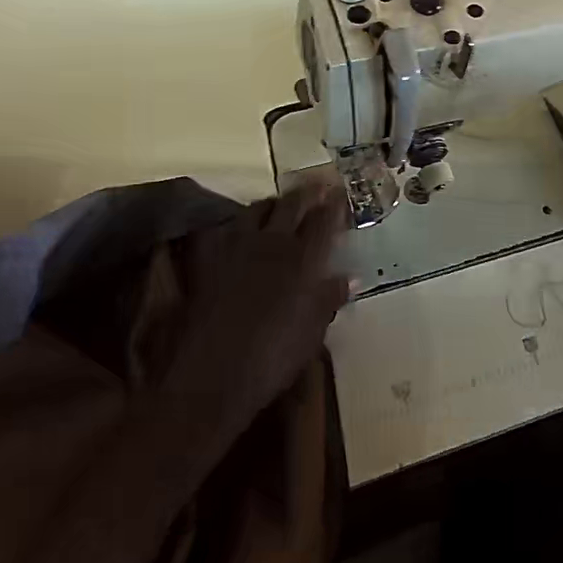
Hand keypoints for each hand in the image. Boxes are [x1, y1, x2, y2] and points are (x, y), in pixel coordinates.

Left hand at [162, 183, 351, 435]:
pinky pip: (228, 228)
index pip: (324, 219)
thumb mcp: (312, 332)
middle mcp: (272, 243)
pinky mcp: (210, 261)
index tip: (341, 190)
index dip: (335, 202)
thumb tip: (352, 277)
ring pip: (257, 209)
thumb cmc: (273, 359)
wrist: (210, 378)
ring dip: (274, 203)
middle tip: (318, 184)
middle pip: (292, 204)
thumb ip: (330, 298)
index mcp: (304, 259)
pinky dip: (241, 223)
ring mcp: (237, 249)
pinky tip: (244, 231)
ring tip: (282, 205)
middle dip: (307, 192)